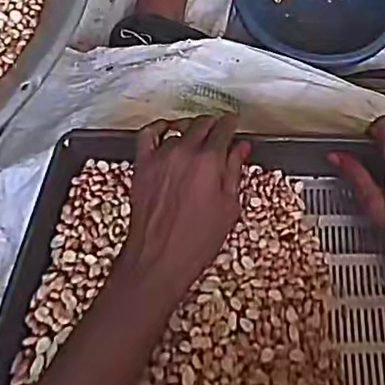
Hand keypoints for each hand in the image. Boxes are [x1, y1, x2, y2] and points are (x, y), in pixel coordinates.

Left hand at [117, 115, 249, 298]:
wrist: (157, 261)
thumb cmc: (197, 241)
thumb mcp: (228, 207)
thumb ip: (234, 171)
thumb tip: (241, 148)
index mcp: (210, 161)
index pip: (224, 128)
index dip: (231, 124)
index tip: (234, 125)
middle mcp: (185, 152)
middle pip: (202, 124)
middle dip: (214, 125)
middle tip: (220, 133)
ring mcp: (161, 156)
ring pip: (180, 129)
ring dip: (191, 129)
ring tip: (197, 138)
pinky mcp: (142, 165)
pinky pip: (148, 134)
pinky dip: (159, 128)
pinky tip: (167, 131)